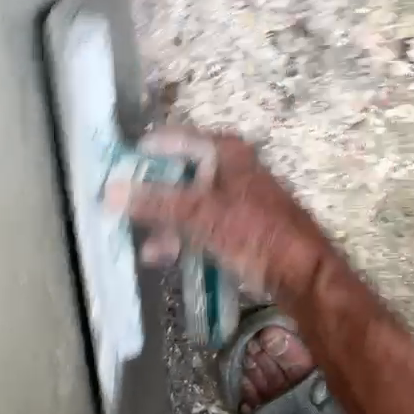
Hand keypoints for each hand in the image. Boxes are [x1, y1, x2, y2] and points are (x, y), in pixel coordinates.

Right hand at [103, 127, 338, 305]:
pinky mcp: (239, 224)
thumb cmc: (253, 231)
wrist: (302, 274)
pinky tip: (163, 256)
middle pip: (178, 172)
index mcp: (224, 151)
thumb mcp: (199, 214)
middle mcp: (229, 166)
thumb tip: (110, 191)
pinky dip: (182, 235)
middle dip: (150, 195)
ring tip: (144, 247)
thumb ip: (154, 202)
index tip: (114, 168)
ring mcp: (235, 196)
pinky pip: (200, 222)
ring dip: (164, 223)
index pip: (173, 139)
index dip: (143, 152)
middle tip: (120, 208)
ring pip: (188, 201)